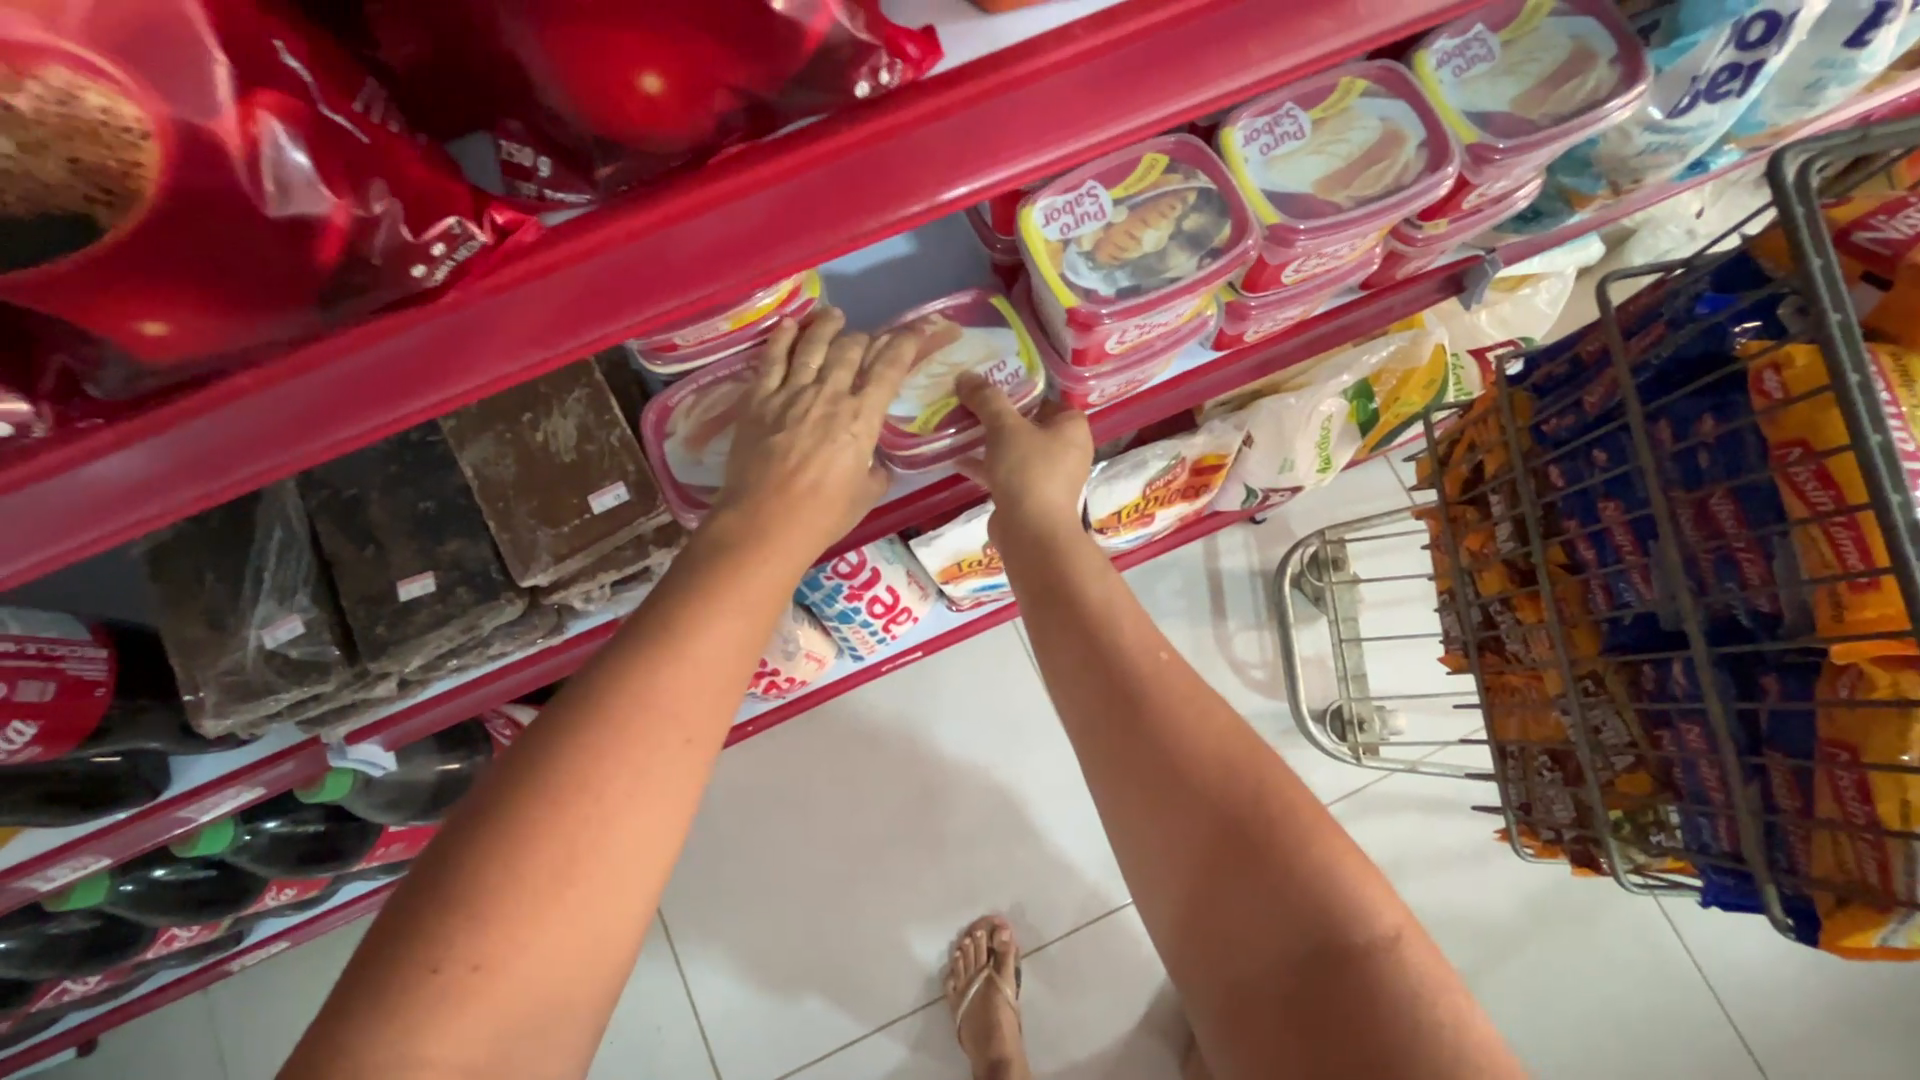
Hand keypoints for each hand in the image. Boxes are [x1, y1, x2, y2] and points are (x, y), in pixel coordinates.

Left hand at [709, 306, 915, 561]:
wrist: (765, 522)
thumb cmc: (822, 515)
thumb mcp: (866, 495)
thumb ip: (875, 470)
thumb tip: (874, 461)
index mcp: (862, 417)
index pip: (890, 367)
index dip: (907, 342)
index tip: (918, 330)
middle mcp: (829, 394)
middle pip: (851, 349)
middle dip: (864, 339)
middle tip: (865, 342)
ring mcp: (790, 392)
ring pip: (813, 345)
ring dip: (827, 327)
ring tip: (834, 316)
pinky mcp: (758, 398)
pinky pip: (772, 357)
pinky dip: (784, 337)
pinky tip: (791, 325)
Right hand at [954, 374, 1093, 546]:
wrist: (1031, 532)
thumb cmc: (1028, 470)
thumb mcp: (1004, 427)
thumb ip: (986, 399)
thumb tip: (965, 376)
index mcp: (1072, 428)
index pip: (1049, 400)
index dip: (1022, 392)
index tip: (993, 387)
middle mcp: (1066, 451)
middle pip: (1030, 425)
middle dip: (1000, 417)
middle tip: (972, 404)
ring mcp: (1049, 477)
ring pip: (1016, 450)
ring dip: (990, 442)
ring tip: (961, 427)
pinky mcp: (1030, 498)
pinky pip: (1007, 474)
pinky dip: (986, 466)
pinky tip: (958, 460)